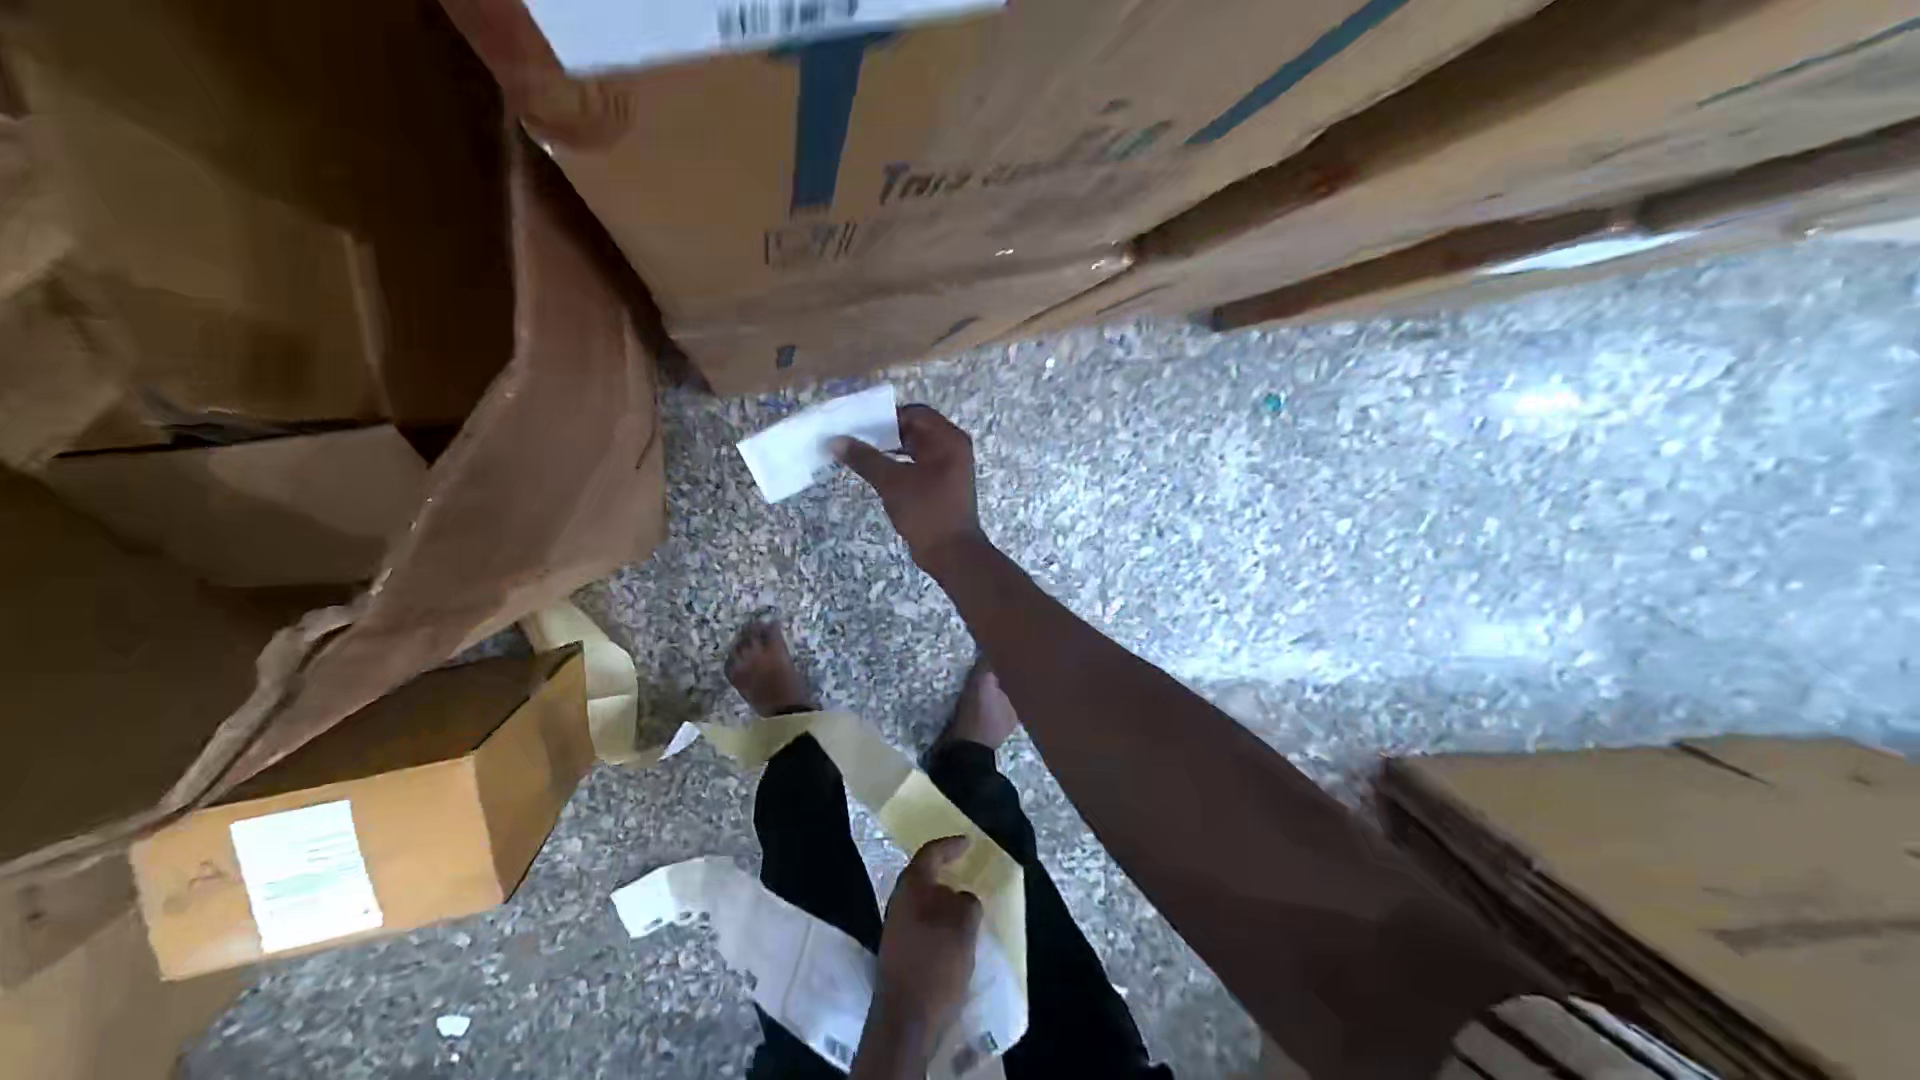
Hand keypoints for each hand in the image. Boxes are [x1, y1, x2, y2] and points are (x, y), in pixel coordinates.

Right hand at [833, 405, 988, 572]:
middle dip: (885, 433)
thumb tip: (837, 441)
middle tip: (854, 438)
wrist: (951, 553)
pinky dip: (898, 464)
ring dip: (889, 449)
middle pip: (915, 429)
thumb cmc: (926, 511)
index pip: (915, 413)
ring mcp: (949, 467)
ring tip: (859, 454)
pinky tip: (876, 471)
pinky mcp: (942, 484)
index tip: (859, 424)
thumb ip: (864, 458)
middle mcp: (952, 447)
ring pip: (915, 448)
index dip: (886, 416)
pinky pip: (917, 464)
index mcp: (948, 439)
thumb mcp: (892, 482)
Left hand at [874, 835, 981, 1035]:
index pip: (930, 853)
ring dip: (942, 901)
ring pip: (922, 902)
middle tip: (965, 870)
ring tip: (965, 905)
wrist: (906, 1018)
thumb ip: (967, 902)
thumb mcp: (964, 925)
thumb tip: (962, 899)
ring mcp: (894, 928)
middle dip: (945, 873)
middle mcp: (898, 901)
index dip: (950, 845)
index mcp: (912, 886)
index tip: (967, 842)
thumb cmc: (937, 962)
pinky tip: (953, 935)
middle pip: (923, 876)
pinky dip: (938, 921)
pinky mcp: (897, 952)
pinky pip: (921, 923)